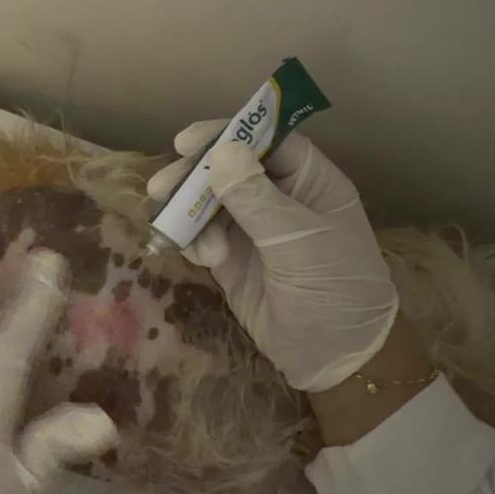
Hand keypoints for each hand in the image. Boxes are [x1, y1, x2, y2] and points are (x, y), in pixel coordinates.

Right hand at [147, 125, 399, 394]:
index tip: (186, 142)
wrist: (334, 358)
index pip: (266, 142)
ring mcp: (251, 229)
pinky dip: (192, 241)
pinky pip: (200, 235)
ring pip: (208, 202)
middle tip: (160, 188)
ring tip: (177, 232)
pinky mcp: (230, 258)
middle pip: (227, 169)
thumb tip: (220, 153)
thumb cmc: (334, 290)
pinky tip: (201, 259)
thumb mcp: (298, 241)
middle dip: (193, 177)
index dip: (227, 135)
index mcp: (309, 184)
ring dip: (188, 213)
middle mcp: (278, 199)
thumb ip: (256, 198)